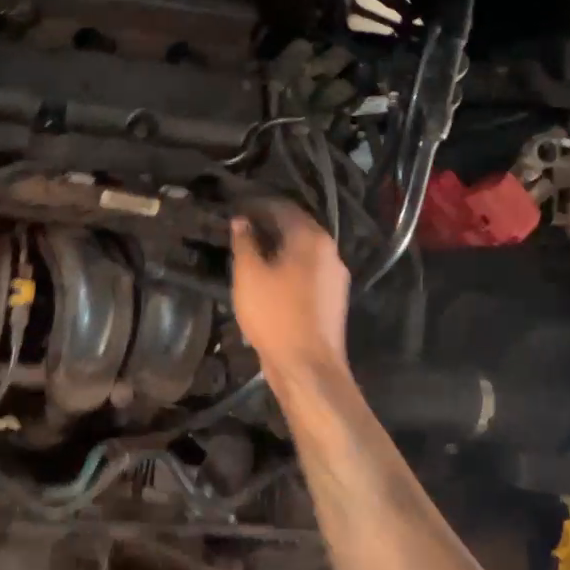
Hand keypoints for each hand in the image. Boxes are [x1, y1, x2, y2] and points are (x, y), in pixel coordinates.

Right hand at [231, 201, 349, 373]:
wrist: (307, 365)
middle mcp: (330, 251)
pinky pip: (307, 269)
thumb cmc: (274, 315)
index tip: (234, 205)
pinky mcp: (332, 297)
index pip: (282, 207)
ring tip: (250, 249)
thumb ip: (244, 243)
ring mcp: (335, 276)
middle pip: (296, 226)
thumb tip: (241, 221)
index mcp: (311, 239)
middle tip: (240, 225)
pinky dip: (287, 264)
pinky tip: (269, 275)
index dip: (256, 203)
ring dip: (278, 244)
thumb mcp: (249, 276)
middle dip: (268, 223)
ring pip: (303, 249)